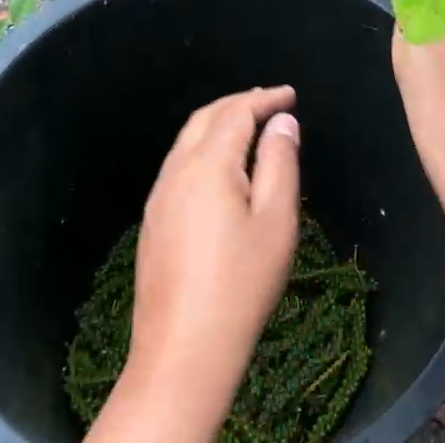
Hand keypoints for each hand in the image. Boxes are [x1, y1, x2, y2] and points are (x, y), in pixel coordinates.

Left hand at [126, 86, 300, 418]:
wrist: (183, 350)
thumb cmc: (242, 283)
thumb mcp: (276, 220)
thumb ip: (280, 163)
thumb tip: (281, 122)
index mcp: (208, 166)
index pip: (236, 112)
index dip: (265, 98)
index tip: (291, 94)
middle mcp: (176, 173)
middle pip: (205, 118)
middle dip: (239, 103)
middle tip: (272, 102)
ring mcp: (159, 198)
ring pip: (186, 141)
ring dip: (219, 123)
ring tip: (251, 126)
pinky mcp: (153, 222)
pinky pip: (179, 165)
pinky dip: (204, 148)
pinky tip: (222, 167)